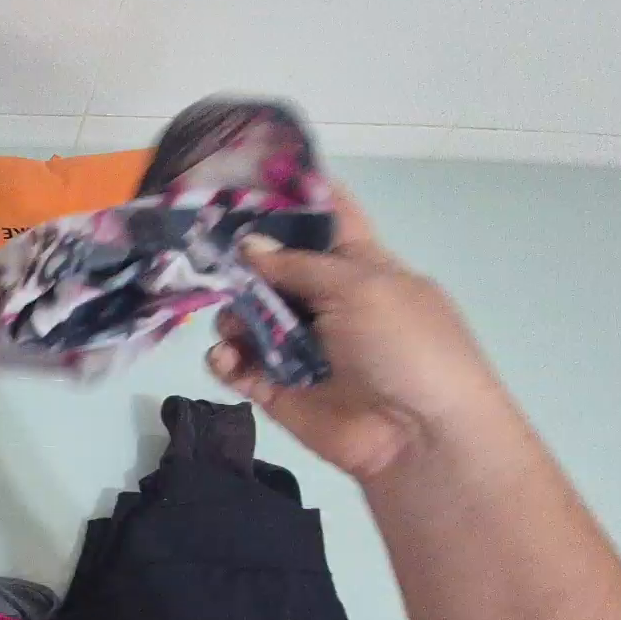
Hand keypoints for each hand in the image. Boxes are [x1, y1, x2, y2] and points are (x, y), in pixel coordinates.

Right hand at [209, 184, 510, 482]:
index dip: (294, 201)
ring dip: (231, 318)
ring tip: (233, 330)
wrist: (413, 433)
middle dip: (240, 267)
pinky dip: (224, 359)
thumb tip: (248, 246)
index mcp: (360, 268)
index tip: (247, 186)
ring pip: (244, 319)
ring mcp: (296, 347)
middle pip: (270, 272)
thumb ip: (298, 266)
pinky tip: (227, 359)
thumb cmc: (406, 347)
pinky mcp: (272, 386)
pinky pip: (234, 365)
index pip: (327, 222)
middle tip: (207, 262)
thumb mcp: (361, 288)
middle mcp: (324, 303)